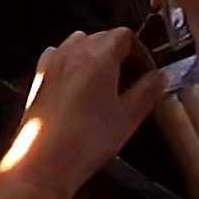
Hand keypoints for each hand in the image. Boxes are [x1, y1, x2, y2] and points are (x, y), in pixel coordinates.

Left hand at [3, 28, 162, 198]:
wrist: (43, 163)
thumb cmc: (86, 140)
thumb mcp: (127, 118)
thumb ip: (147, 91)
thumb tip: (158, 77)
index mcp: (100, 54)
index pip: (126, 36)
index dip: (141, 52)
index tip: (146, 73)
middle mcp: (75, 50)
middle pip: (104, 37)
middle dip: (121, 55)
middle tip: (131, 82)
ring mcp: (54, 61)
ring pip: (81, 43)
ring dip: (96, 56)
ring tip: (105, 85)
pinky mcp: (39, 76)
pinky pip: (60, 56)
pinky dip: (73, 63)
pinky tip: (78, 87)